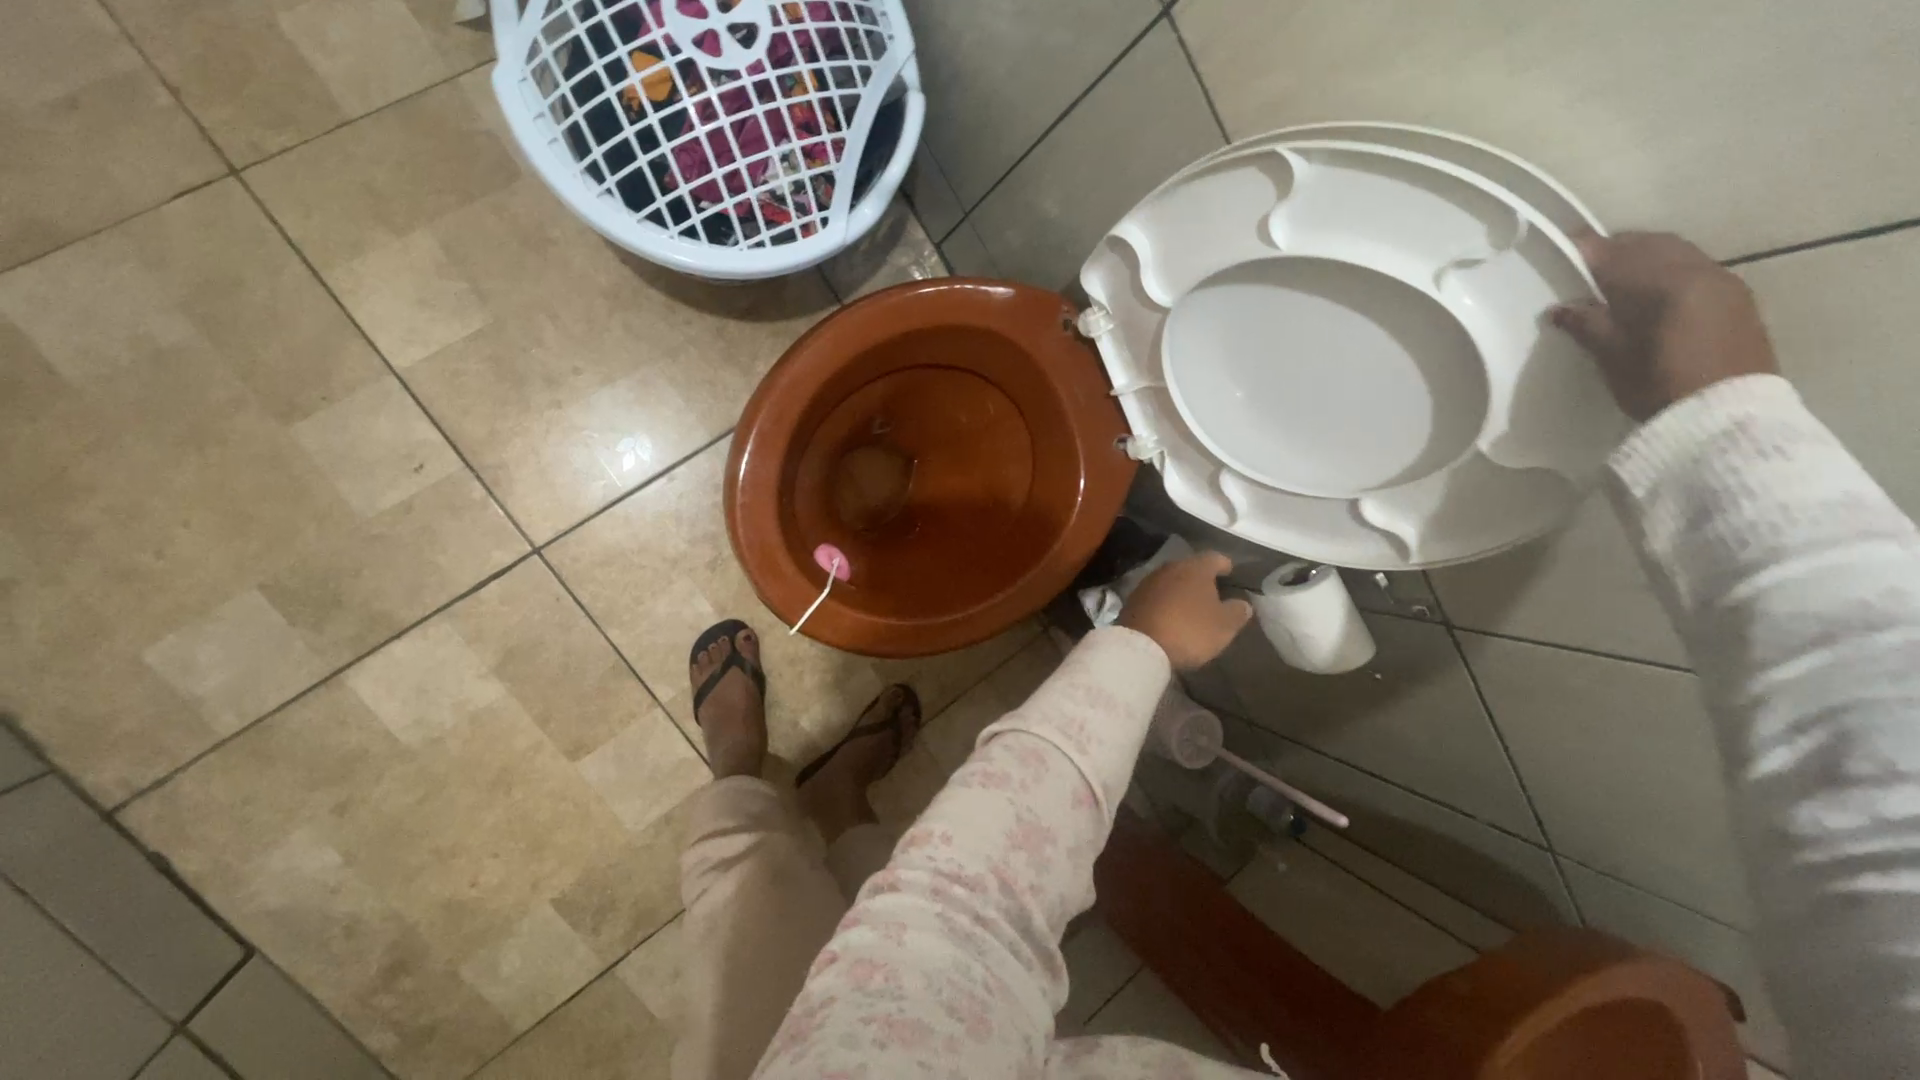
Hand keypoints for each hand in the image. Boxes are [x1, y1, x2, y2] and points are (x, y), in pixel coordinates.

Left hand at [1117, 552, 1252, 670]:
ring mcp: (1148, 583)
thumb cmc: (1190, 630)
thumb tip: (1243, 604)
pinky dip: (1165, 602)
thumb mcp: (1224, 625)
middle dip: (1201, 577)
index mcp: (1195, 568)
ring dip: (1181, 590)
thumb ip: (1237, 612)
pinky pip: (1156, 596)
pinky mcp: (1132, 600)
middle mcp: (1170, 568)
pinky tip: (1169, 614)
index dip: (1224, 564)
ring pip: (1170, 581)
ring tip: (1190, 604)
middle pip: (1190, 567)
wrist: (1140, 647)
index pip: (1214, 558)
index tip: (1230, 571)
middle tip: (1211, 590)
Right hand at [1552, 231, 1778, 420]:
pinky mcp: (1738, 300)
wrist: (1727, 418)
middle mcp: (1698, 271)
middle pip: (1650, 244)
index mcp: (1663, 282)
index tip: (1561, 248)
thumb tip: (1562, 308)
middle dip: (1616, 250)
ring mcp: (1724, 283)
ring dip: (1645, 260)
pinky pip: (1696, 270)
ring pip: (1676, 254)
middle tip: (1585, 269)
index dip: (1584, 250)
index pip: (1614, 253)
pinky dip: (1668, 273)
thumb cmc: (1662, 388)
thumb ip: (1589, 326)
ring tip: (1618, 284)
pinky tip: (1653, 298)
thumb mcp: (1614, 359)